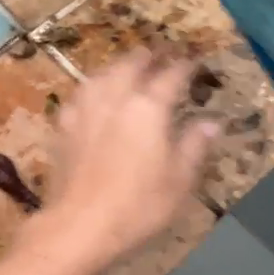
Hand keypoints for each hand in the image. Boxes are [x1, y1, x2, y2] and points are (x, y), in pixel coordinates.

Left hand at [17, 49, 214, 274]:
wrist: (80, 222)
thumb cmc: (138, 205)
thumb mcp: (179, 180)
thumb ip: (193, 146)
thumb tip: (211, 122)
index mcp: (147, 109)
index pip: (169, 77)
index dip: (183, 66)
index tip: (193, 60)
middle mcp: (114, 99)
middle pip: (130, 66)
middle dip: (147, 56)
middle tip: (158, 52)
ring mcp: (84, 109)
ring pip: (101, 74)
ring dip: (117, 66)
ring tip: (127, 65)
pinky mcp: (63, 124)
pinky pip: (80, 93)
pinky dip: (93, 85)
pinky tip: (93, 91)